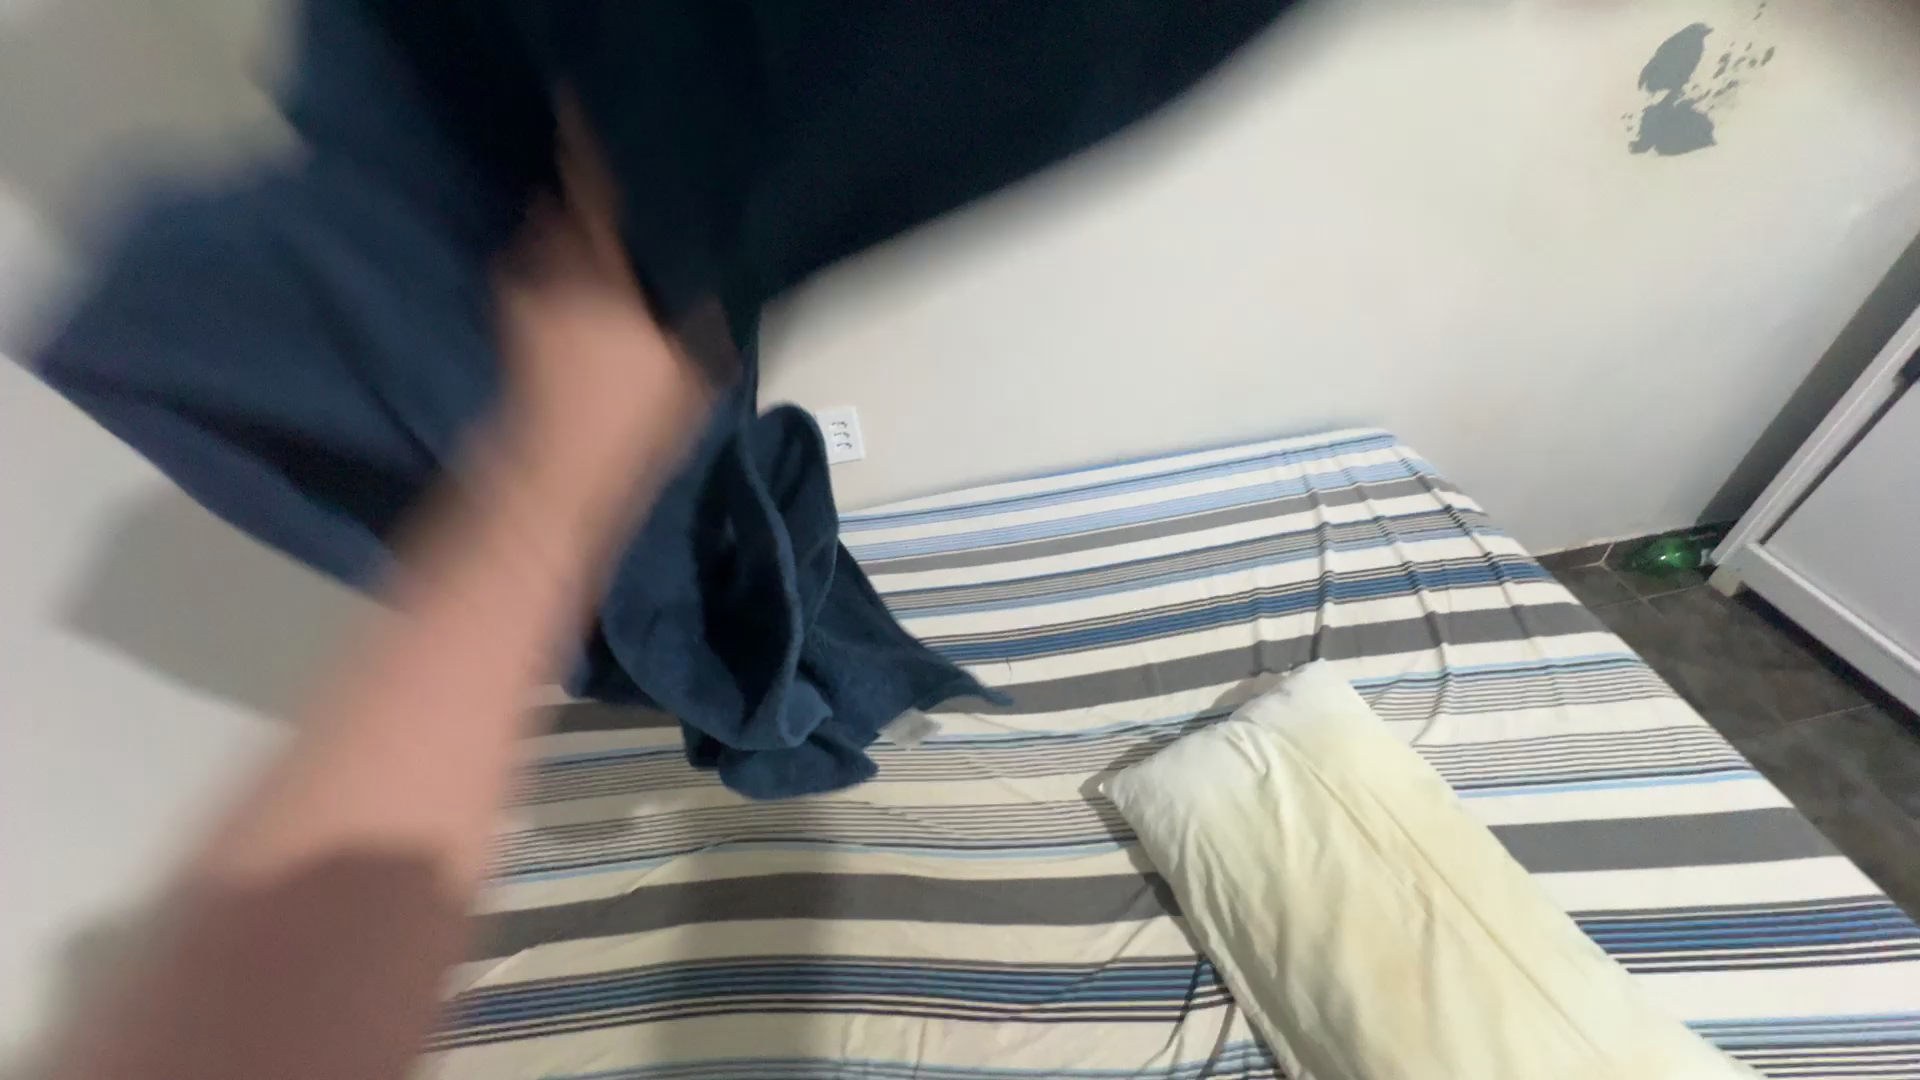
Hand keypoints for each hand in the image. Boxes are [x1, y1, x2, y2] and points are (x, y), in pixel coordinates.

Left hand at [490, 96, 712, 526]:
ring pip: (541, 237)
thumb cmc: (634, 425)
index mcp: (604, 280)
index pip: (596, 199)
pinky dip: (549, 263)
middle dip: (582, 195)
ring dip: (563, 229)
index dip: (593, 155)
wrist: (559, 471)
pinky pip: (530, 269)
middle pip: (561, 208)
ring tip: (596, 237)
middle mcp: (553, 272)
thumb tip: (713, 288)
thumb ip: (705, 323)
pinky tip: (573, 283)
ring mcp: (522, 293)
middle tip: (614, 195)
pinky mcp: (510, 318)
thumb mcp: (694, 377)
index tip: (591, 115)